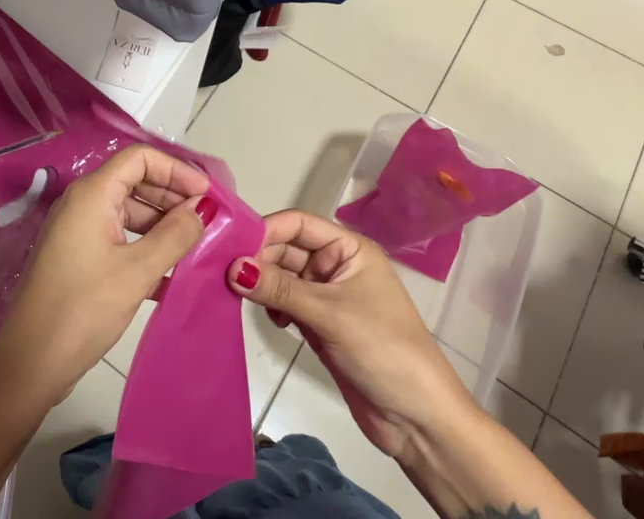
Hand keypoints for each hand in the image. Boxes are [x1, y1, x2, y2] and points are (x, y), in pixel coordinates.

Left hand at [0, 145, 211, 407]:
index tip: (208, 195)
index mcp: (92, 194)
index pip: (139, 158)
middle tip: (209, 222)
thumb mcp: (137, 271)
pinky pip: (120, 237)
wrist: (31, 360)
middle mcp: (82, 203)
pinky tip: (172, 273)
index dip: (176, 169)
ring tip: (196, 248)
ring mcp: (78, 230)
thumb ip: (176, 235)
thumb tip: (205, 209)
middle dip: (173, 196)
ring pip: (129, 211)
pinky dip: (146, 246)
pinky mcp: (79, 257)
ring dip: (163, 224)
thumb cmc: (84, 308)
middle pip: (135, 181)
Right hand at [228, 210, 476, 460]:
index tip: (231, 246)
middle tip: (224, 275)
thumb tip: (232, 268)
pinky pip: (286, 304)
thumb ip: (280, 290)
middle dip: (258, 259)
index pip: (298, 224)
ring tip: (240, 297)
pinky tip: (271, 320)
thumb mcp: (330, 314)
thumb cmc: (384, 350)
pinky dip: (273, 307)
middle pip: (286, 249)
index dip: (266, 230)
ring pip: (283, 278)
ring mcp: (328, 297)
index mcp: (350, 250)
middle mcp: (337, 266)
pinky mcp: (320, 325)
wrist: (418, 418)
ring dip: (262, 284)